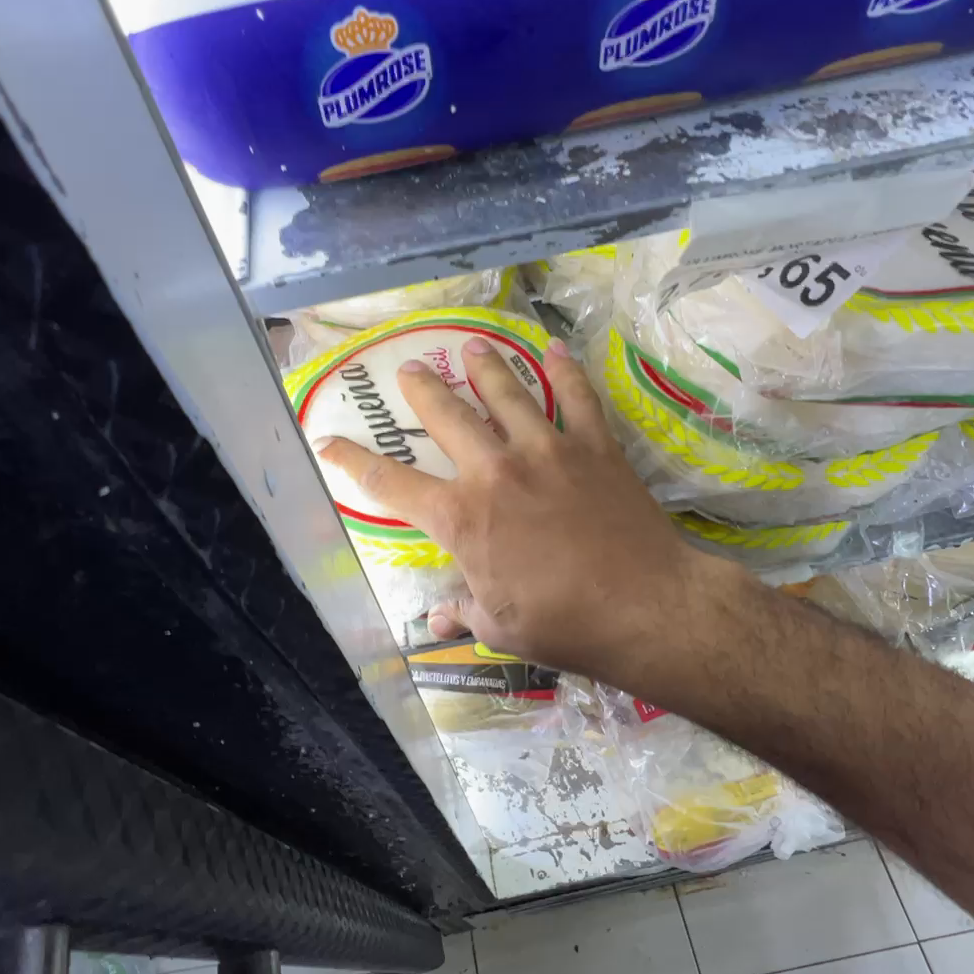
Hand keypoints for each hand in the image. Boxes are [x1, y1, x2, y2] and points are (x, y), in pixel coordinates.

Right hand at [314, 335, 741, 676]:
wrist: (645, 608)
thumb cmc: (563, 625)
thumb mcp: (499, 628)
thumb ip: (463, 611)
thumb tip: (436, 620)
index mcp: (461, 518)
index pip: (391, 484)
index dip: (353, 462)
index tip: (328, 441)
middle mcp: (494, 471)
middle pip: (446, 417)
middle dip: (422, 390)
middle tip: (410, 368)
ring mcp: (547, 451)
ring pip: (507, 393)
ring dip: (485, 366)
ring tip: (470, 345)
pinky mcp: (594, 446)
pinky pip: (576, 397)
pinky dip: (566, 370)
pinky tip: (556, 349)